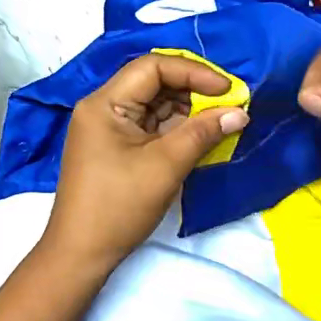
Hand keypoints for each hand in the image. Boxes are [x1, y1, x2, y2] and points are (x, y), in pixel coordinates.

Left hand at [42, 53, 249, 267]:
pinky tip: (201, 136)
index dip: (193, 72)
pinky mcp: (114, 148)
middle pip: (152, 83)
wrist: (81, 252)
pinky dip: (175, 129)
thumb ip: (202, 133)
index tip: (228, 90)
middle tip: (229, 106)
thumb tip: (240, 112)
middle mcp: (102, 108)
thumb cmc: (118, 206)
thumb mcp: (165, 166)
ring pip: (153, 105)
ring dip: (187, 111)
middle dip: (193, 91)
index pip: (152, 67)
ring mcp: (107, 129)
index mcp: (104, 103)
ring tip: (220, 122)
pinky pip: (149, 126)